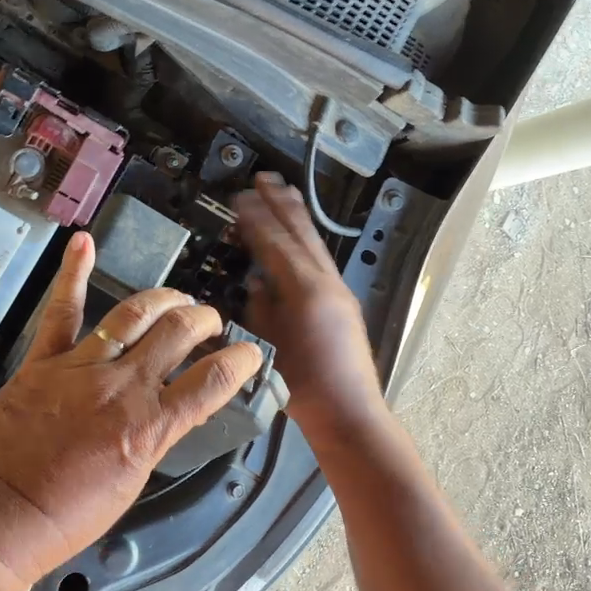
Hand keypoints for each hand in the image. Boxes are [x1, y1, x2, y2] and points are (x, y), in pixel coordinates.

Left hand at [0, 231, 263, 590]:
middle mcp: (121, 388)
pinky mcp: (43, 362)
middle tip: (210, 322)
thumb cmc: (59, 518)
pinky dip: (73, 274)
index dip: (239, 363)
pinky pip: (62, 311)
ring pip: (134, 314)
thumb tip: (165, 414)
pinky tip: (84, 244)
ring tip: (178, 298)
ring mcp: (81, 368)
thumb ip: (152, 440)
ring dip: (164, 299)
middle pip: (178, 333)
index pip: (211, 382)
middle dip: (204, 320)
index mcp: (148, 428)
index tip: (249, 355)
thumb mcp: (129, 486)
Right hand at [233, 173, 386, 439]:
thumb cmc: (304, 386)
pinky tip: (299, 238)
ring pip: (315, 244)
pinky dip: (307, 240)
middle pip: (301, 234)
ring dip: (297, 217)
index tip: (240, 196)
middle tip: (265, 178)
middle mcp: (326, 282)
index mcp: (305, 290)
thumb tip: (255, 281)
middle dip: (281, 204)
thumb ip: (262, 308)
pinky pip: (321, 259)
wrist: (349, 413)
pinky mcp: (344, 303)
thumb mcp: (270, 345)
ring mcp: (339, 291)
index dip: (257, 218)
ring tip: (284, 193)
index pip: (276, 243)